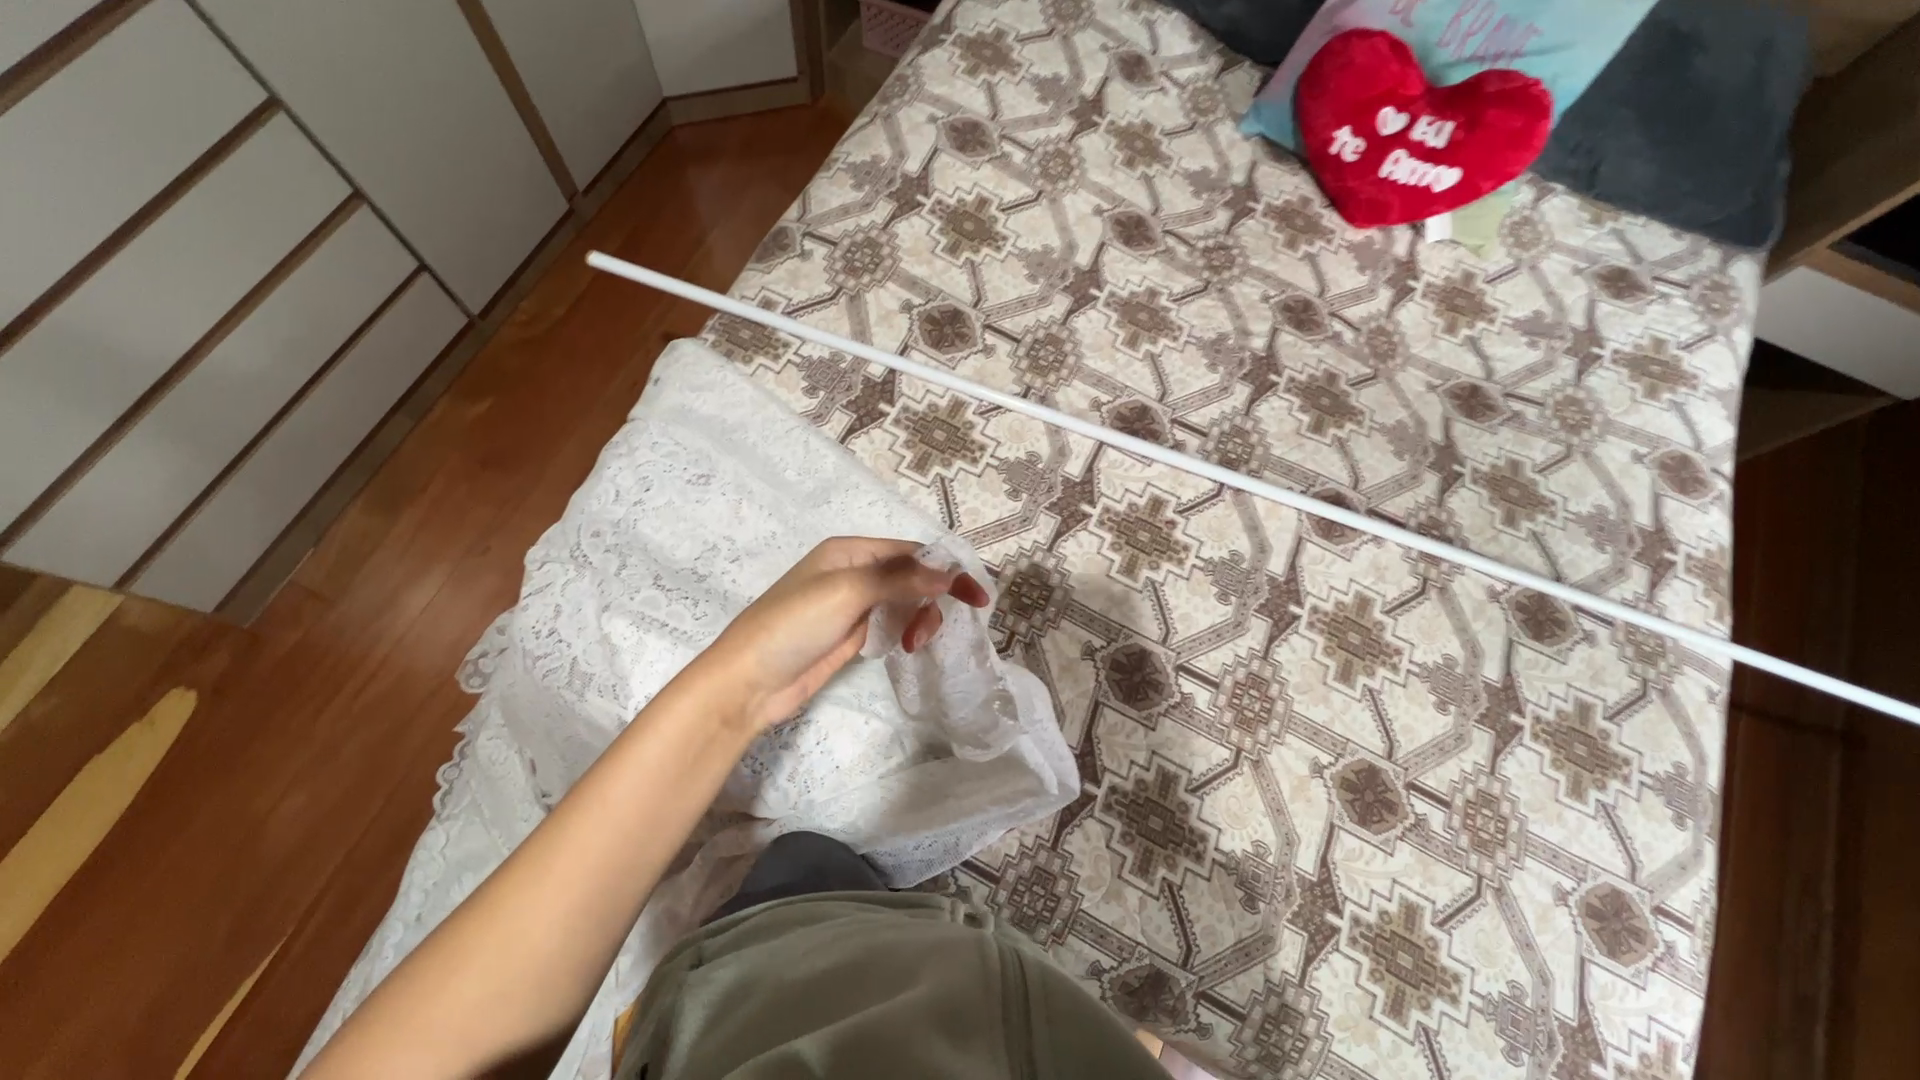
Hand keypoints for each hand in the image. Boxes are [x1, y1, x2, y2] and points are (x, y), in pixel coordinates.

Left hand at [687, 537, 989, 733]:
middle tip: (937, 630)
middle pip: (911, 575)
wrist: (749, 680)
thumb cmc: (793, 625)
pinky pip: (892, 624)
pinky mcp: (852, 636)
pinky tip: (908, 647)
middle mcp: (853, 572)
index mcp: (849, 551)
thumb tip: (949, 572)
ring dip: (920, 618)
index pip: (910, 551)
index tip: (977, 595)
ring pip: (905, 602)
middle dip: (933, 597)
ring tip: (914, 644)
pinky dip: (906, 631)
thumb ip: (900, 580)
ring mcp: (853, 605)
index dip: (946, 568)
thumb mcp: (847, 592)